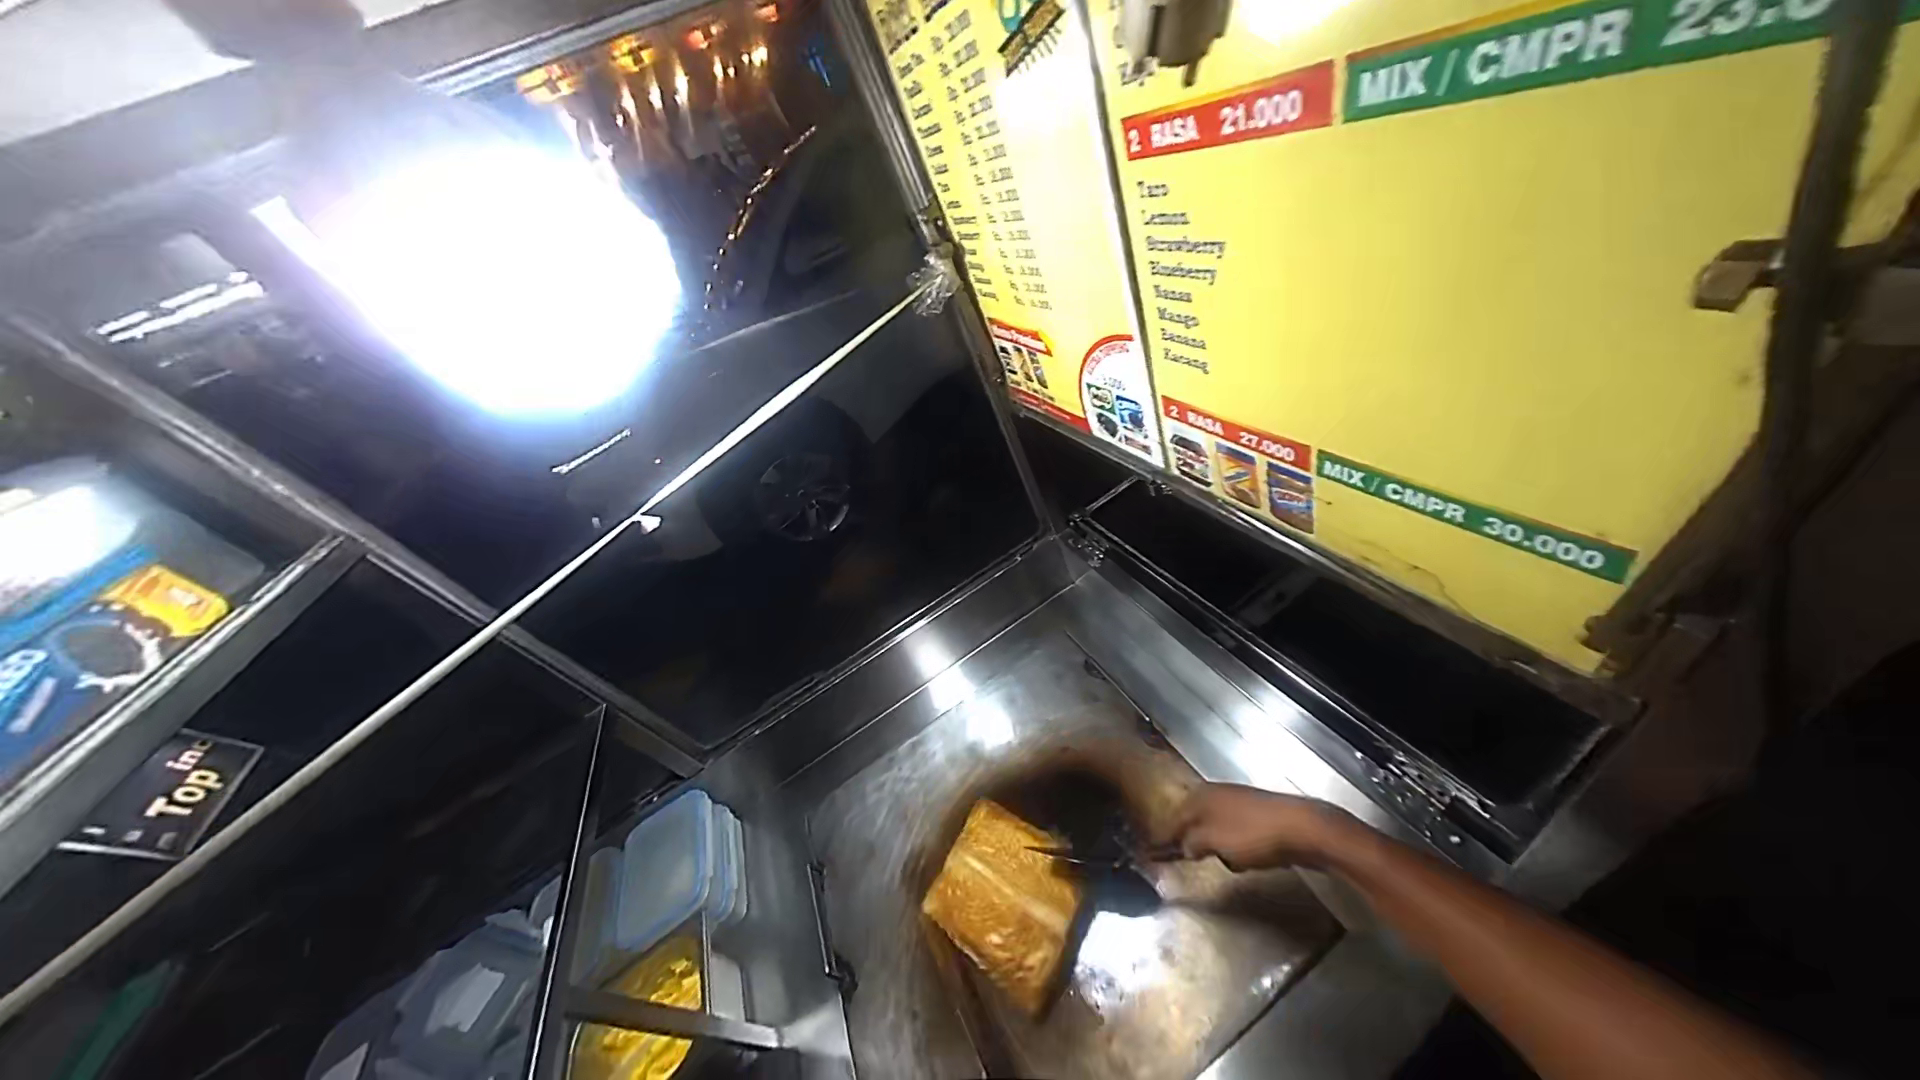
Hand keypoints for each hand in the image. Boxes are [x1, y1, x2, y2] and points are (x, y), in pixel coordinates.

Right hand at [1166, 783, 1364, 870]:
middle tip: (1182, 860)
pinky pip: (1234, 831)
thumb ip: (1191, 844)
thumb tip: (1182, 847)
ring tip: (1214, 861)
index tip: (1151, 857)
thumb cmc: (1252, 834)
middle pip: (1192, 821)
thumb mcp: (1213, 842)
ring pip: (1213, 826)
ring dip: (1211, 844)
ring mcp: (1237, 801)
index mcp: (1199, 795)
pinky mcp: (1257, 813)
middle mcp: (1214, 793)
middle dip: (1187, 840)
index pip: (1172, 820)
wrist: (1303, 829)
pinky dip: (1232, 845)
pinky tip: (1242, 858)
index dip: (1162, 840)